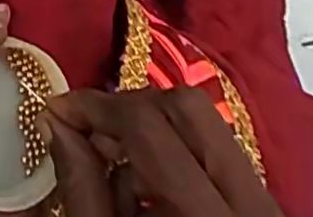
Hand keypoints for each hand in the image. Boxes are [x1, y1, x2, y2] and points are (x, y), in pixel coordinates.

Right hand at [44, 87, 284, 216]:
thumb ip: (83, 189)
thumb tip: (56, 123)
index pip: (150, 127)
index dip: (94, 107)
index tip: (57, 111)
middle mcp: (256, 213)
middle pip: (189, 111)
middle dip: (129, 109)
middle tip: (88, 131)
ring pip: (208, 133)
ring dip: (152, 137)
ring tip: (117, 179)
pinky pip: (221, 165)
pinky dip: (177, 165)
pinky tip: (149, 202)